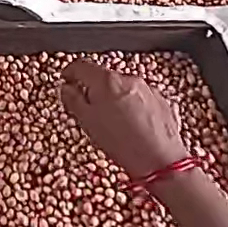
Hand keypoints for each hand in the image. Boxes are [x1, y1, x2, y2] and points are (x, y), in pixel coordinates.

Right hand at [59, 59, 188, 178]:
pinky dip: (131, 105)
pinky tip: (130, 125)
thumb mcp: (88, 123)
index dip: (70, 71)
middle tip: (88, 108)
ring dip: (113, 98)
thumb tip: (66, 88)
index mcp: (106, 81)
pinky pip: (139, 97)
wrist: (161, 161)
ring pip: (122, 87)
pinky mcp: (160, 100)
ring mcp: (146, 88)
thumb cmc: (123, 144)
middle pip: (103, 76)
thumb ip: (73, 100)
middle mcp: (127, 79)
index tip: (66, 78)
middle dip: (93, 88)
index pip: (81, 65)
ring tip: (112, 122)